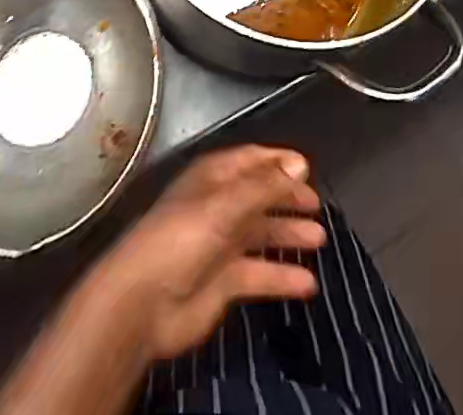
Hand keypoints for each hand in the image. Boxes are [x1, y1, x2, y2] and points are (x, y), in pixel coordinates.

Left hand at [80, 145, 325, 361]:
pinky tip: (307, 283)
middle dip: (287, 198)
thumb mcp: (225, 204)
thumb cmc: (181, 239)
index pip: (251, 160)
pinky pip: (259, 274)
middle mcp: (218, 206)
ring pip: (261, 234)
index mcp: (213, 179)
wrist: (142, 302)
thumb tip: (300, 165)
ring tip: (320, 239)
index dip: (278, 162)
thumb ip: (265, 186)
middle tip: (317, 205)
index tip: (307, 167)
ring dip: (288, 235)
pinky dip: (282, 277)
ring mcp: (220, 245)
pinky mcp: (223, 282)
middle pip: (259, 196)